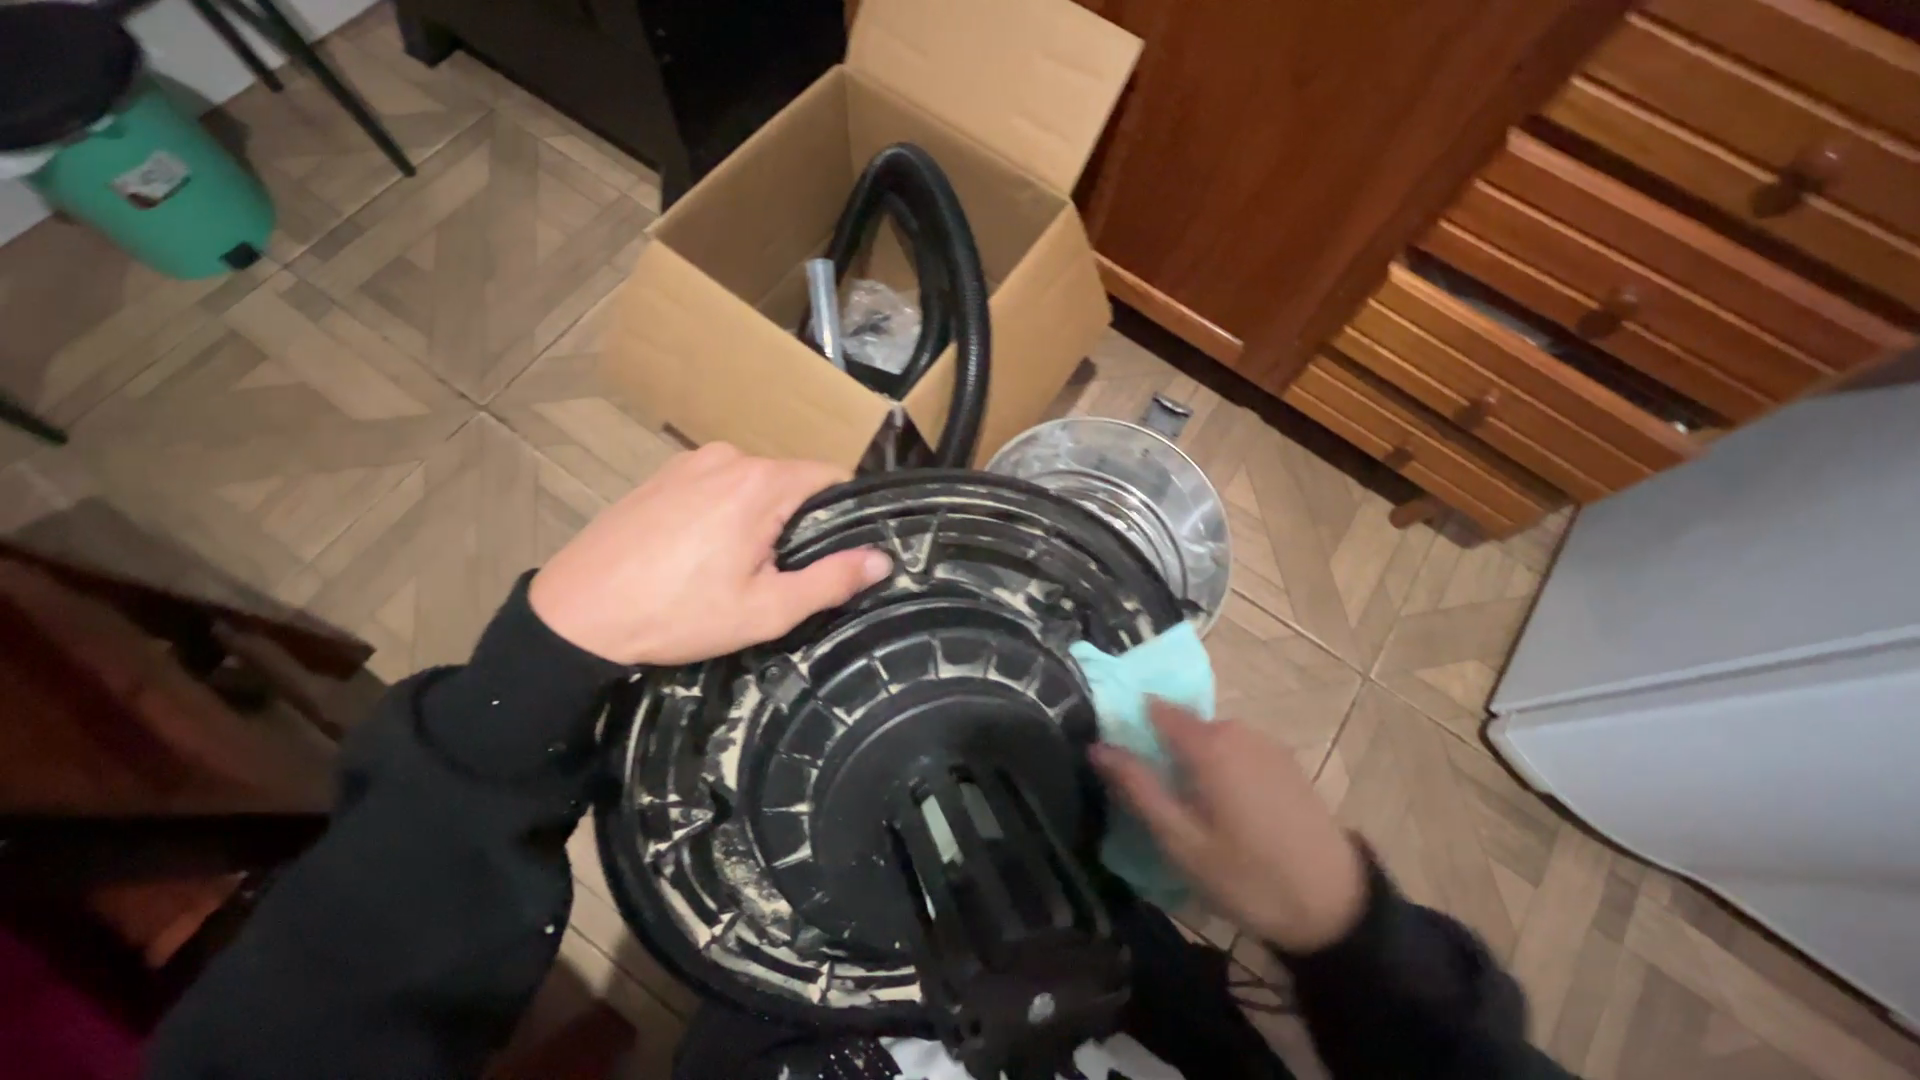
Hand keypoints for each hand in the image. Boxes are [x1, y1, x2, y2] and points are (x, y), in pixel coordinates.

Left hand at [530, 443, 891, 664]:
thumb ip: (831, 579)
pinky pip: (717, 485)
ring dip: (760, 518)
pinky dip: (725, 512)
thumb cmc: (678, 613)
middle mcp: (728, 456)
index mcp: (761, 482)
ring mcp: (689, 461)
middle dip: (799, 521)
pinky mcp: (662, 475)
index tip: (841, 553)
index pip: (831, 477)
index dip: (845, 513)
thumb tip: (883, 559)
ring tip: (739, 568)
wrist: (577, 614)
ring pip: (753, 484)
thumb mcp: (766, 609)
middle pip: (791, 481)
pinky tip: (703, 553)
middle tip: (784, 574)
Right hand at [1090, 703, 1367, 952]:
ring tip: (1183, 810)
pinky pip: (1235, 751)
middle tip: (1147, 799)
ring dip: (1190, 762)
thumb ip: (1138, 788)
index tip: (1109, 752)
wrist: (1336, 906)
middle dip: (1159, 750)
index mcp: (1208, 743)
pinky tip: (1221, 810)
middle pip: (1182, 726)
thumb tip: (1097, 746)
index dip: (1127, 722)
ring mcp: (1266, 743)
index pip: (1153, 708)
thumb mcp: (1182, 841)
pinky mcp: (1284, 762)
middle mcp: (1237, 730)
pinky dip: (1219, 768)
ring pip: (1209, 740)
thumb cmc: (1248, 876)